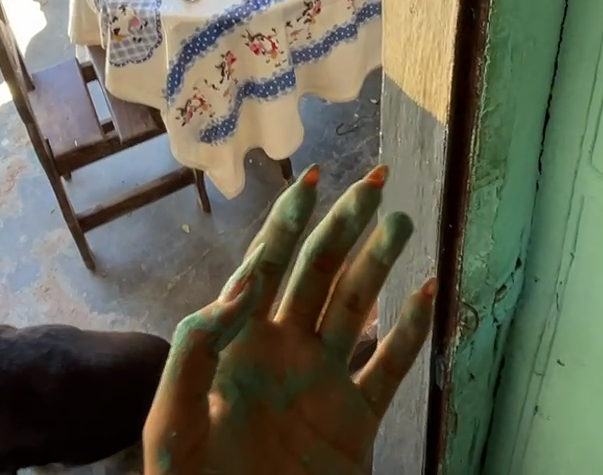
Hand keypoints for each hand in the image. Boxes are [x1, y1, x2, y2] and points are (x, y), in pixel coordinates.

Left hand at [144, 165, 436, 473]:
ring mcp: (324, 382)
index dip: (288, 221)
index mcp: (241, 345)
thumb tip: (244, 283)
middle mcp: (286, 350)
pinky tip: (429, 292)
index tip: (312, 179)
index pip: (266, 265)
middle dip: (345, 224)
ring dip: (380, 262)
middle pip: (320, 272)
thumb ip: (197, 350)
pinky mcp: (356, 421)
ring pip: (359, 306)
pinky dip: (412, 330)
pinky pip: (390, 367)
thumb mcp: (173, 424)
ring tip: (401, 222)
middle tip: (376, 183)